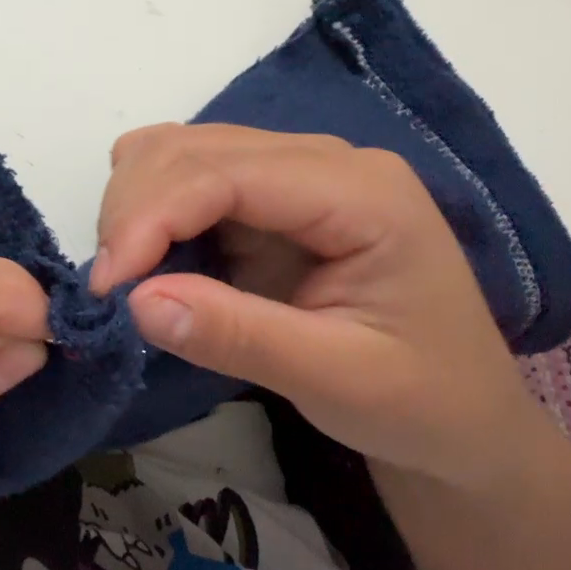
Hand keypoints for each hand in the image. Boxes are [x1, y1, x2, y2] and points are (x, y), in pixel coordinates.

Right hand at [89, 124, 555, 489]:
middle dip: (134, 211)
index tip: (108, 285)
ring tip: (128, 277)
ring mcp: (291, 169)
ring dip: (134, 206)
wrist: (462, 421)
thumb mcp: (339, 382)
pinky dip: (148, 208)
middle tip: (111, 292)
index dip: (152, 215)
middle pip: (191, 148)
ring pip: (176, 150)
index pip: (227, 172)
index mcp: (361, 191)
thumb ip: (238, 336)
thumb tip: (134, 301)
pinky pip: (182, 174)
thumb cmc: (421, 405)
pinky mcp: (264, 192)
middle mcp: (323, 159)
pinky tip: (152, 258)